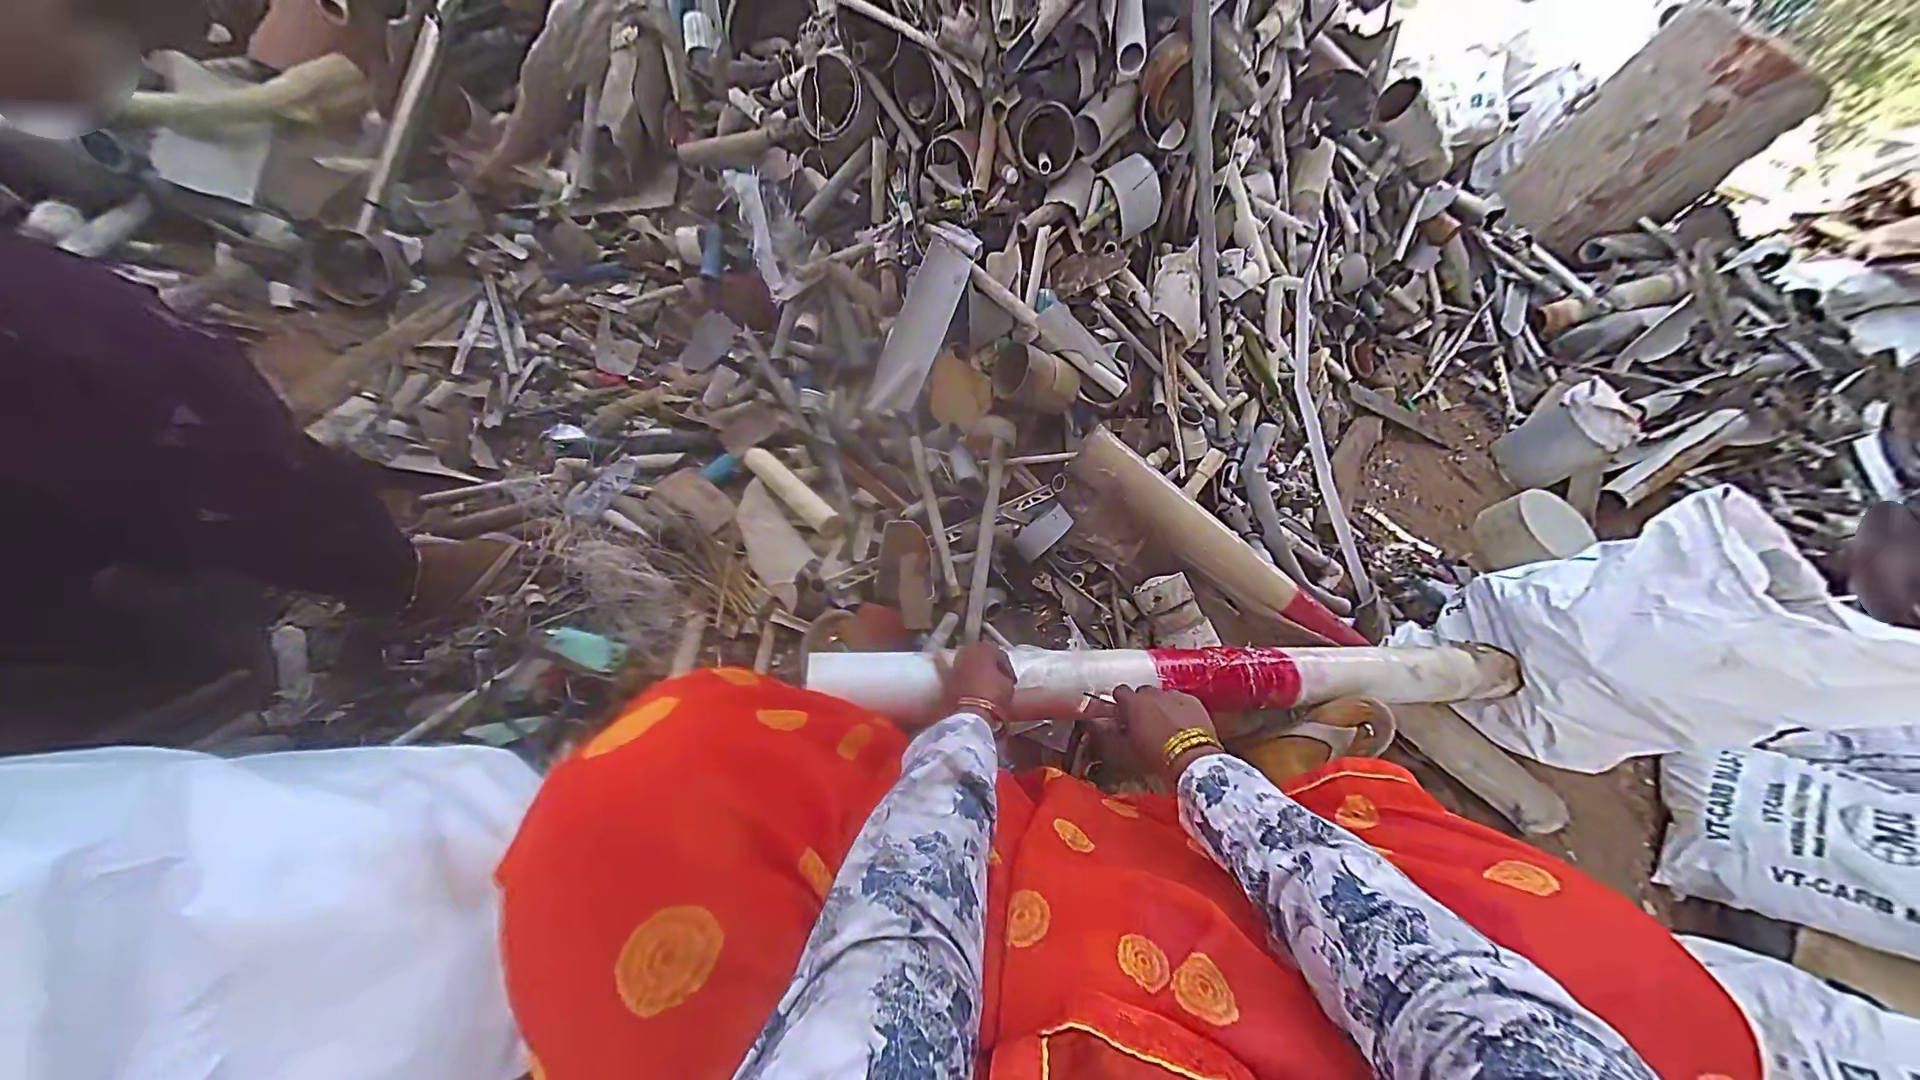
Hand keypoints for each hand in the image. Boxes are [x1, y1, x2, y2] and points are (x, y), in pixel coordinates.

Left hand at [933, 643, 1014, 730]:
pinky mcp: (946, 676)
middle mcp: (968, 650)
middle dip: (989, 665)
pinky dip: (958, 673)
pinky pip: (953, 671)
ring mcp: (955, 662)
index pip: (1000, 654)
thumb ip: (1005, 675)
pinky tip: (960, 677)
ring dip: (975, 668)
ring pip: (968, 662)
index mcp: (985, 648)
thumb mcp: (1008, 684)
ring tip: (982, 682)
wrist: (970, 712)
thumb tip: (1002, 677)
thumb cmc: (993, 694)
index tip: (1011, 680)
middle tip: (996, 678)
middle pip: (982, 655)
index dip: (1007, 667)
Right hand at [1105, 686, 1222, 783]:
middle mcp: (1152, 693)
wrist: (1192, 758)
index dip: (1121, 702)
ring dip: (1161, 705)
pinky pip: (1182, 700)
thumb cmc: (1155, 756)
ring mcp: (1174, 695)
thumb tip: (1100, 727)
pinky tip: (1183, 724)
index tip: (1123, 713)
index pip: (1120, 691)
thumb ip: (1111, 735)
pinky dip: (1180, 709)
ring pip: (1163, 696)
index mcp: (1132, 702)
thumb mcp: (1126, 750)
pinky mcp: (1194, 700)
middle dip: (1142, 703)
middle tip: (1144, 722)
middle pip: (1143, 692)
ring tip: (1165, 724)